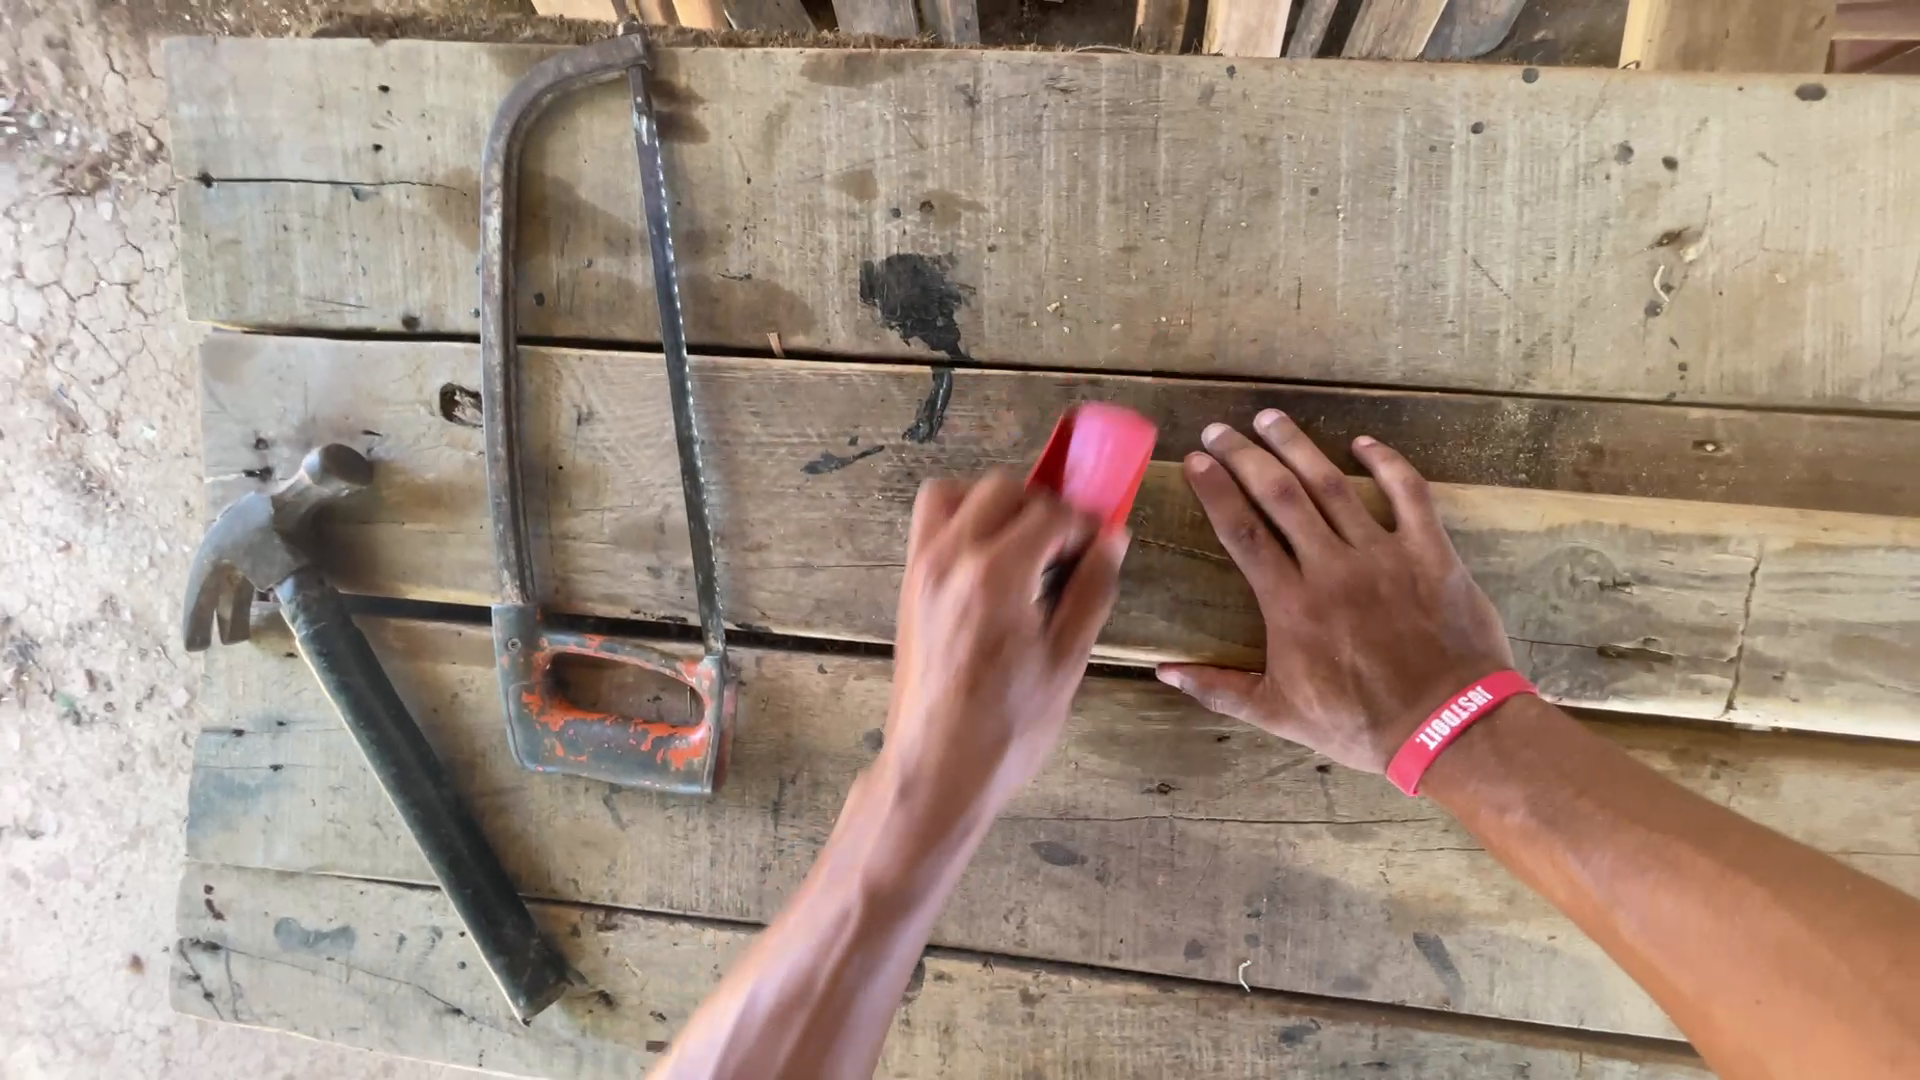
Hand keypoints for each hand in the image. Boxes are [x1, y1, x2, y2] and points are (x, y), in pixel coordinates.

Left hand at [883, 470, 1129, 816]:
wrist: (936, 766)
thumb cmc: (1007, 726)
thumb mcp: (1066, 661)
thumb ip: (1092, 590)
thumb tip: (1113, 538)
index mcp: (997, 575)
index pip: (1049, 512)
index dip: (1082, 524)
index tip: (1096, 548)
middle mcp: (952, 557)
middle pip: (1002, 488)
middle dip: (1042, 507)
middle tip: (1064, 549)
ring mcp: (923, 567)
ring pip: (957, 492)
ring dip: (996, 504)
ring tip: (1022, 546)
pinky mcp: (909, 583)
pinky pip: (930, 521)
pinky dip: (961, 519)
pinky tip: (987, 562)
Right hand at [1155, 411, 1512, 772]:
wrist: (1451, 729)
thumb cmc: (1359, 722)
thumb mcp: (1277, 712)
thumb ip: (1217, 689)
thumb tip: (1162, 672)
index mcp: (1289, 602)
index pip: (1242, 531)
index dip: (1215, 491)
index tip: (1195, 461)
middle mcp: (1330, 566)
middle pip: (1279, 496)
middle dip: (1244, 456)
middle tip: (1219, 430)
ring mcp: (1383, 554)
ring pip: (1332, 486)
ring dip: (1297, 447)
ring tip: (1270, 418)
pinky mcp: (1431, 553)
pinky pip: (1409, 494)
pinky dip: (1387, 463)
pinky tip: (1362, 442)